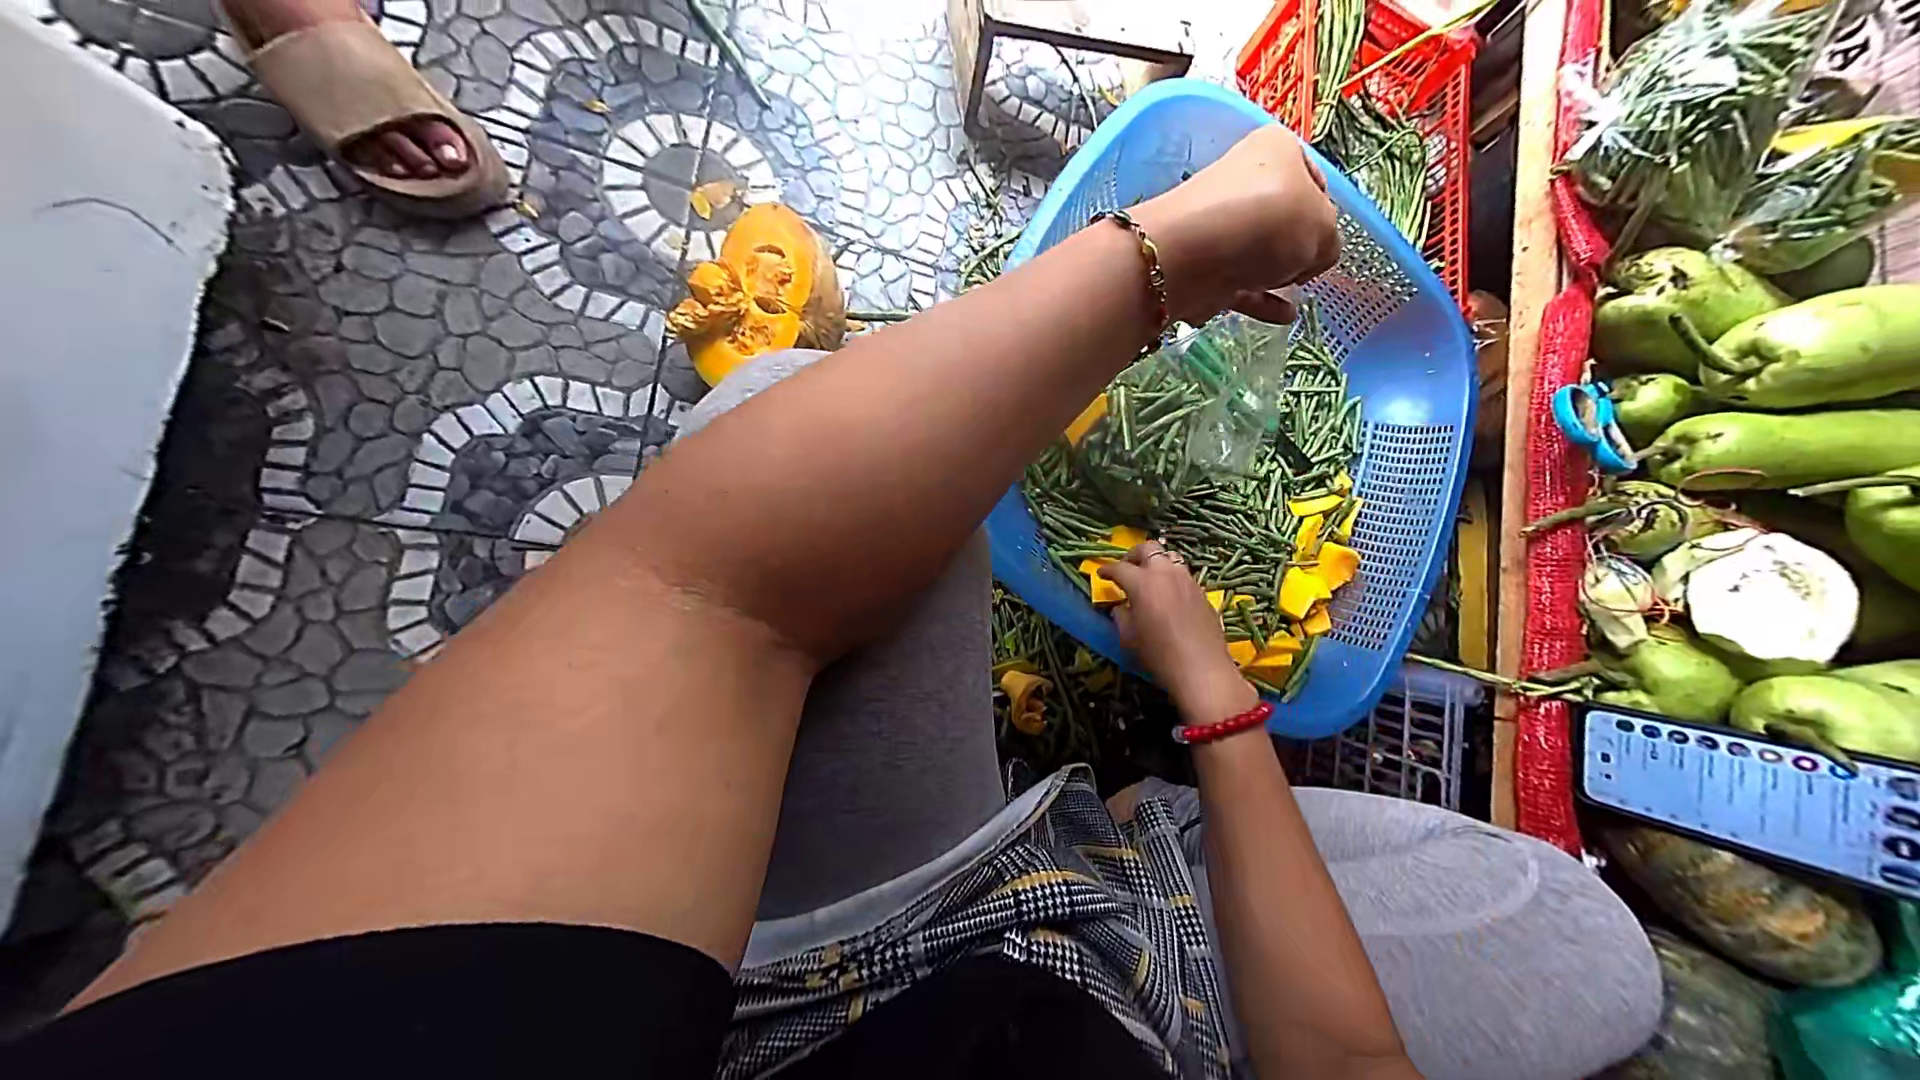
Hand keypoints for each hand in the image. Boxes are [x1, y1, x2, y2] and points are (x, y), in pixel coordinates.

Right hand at [1099, 541, 1257, 721]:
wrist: (1202, 670)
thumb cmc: (1158, 655)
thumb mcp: (1128, 637)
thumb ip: (1121, 616)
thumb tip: (1122, 607)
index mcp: (1142, 582)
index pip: (1119, 567)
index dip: (1107, 570)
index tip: (1101, 575)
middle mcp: (1166, 574)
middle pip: (1148, 549)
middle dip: (1134, 555)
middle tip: (1126, 569)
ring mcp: (1188, 581)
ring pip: (1170, 558)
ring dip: (1157, 563)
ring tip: (1149, 579)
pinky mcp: (1203, 593)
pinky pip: (1184, 575)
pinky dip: (1172, 578)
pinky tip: (1169, 596)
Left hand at [1130, 125, 1340, 325]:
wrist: (1195, 254)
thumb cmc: (1271, 222)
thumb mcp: (1324, 229)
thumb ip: (1328, 244)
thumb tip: (1314, 258)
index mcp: (1276, 151)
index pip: (1311, 179)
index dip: (1324, 210)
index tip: (1326, 236)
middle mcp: (1242, 182)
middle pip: (1281, 219)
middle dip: (1296, 245)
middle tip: (1306, 266)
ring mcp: (1217, 226)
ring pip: (1256, 254)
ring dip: (1276, 276)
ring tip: (1294, 295)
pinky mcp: (1200, 265)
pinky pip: (1236, 283)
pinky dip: (1257, 299)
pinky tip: (1281, 316)